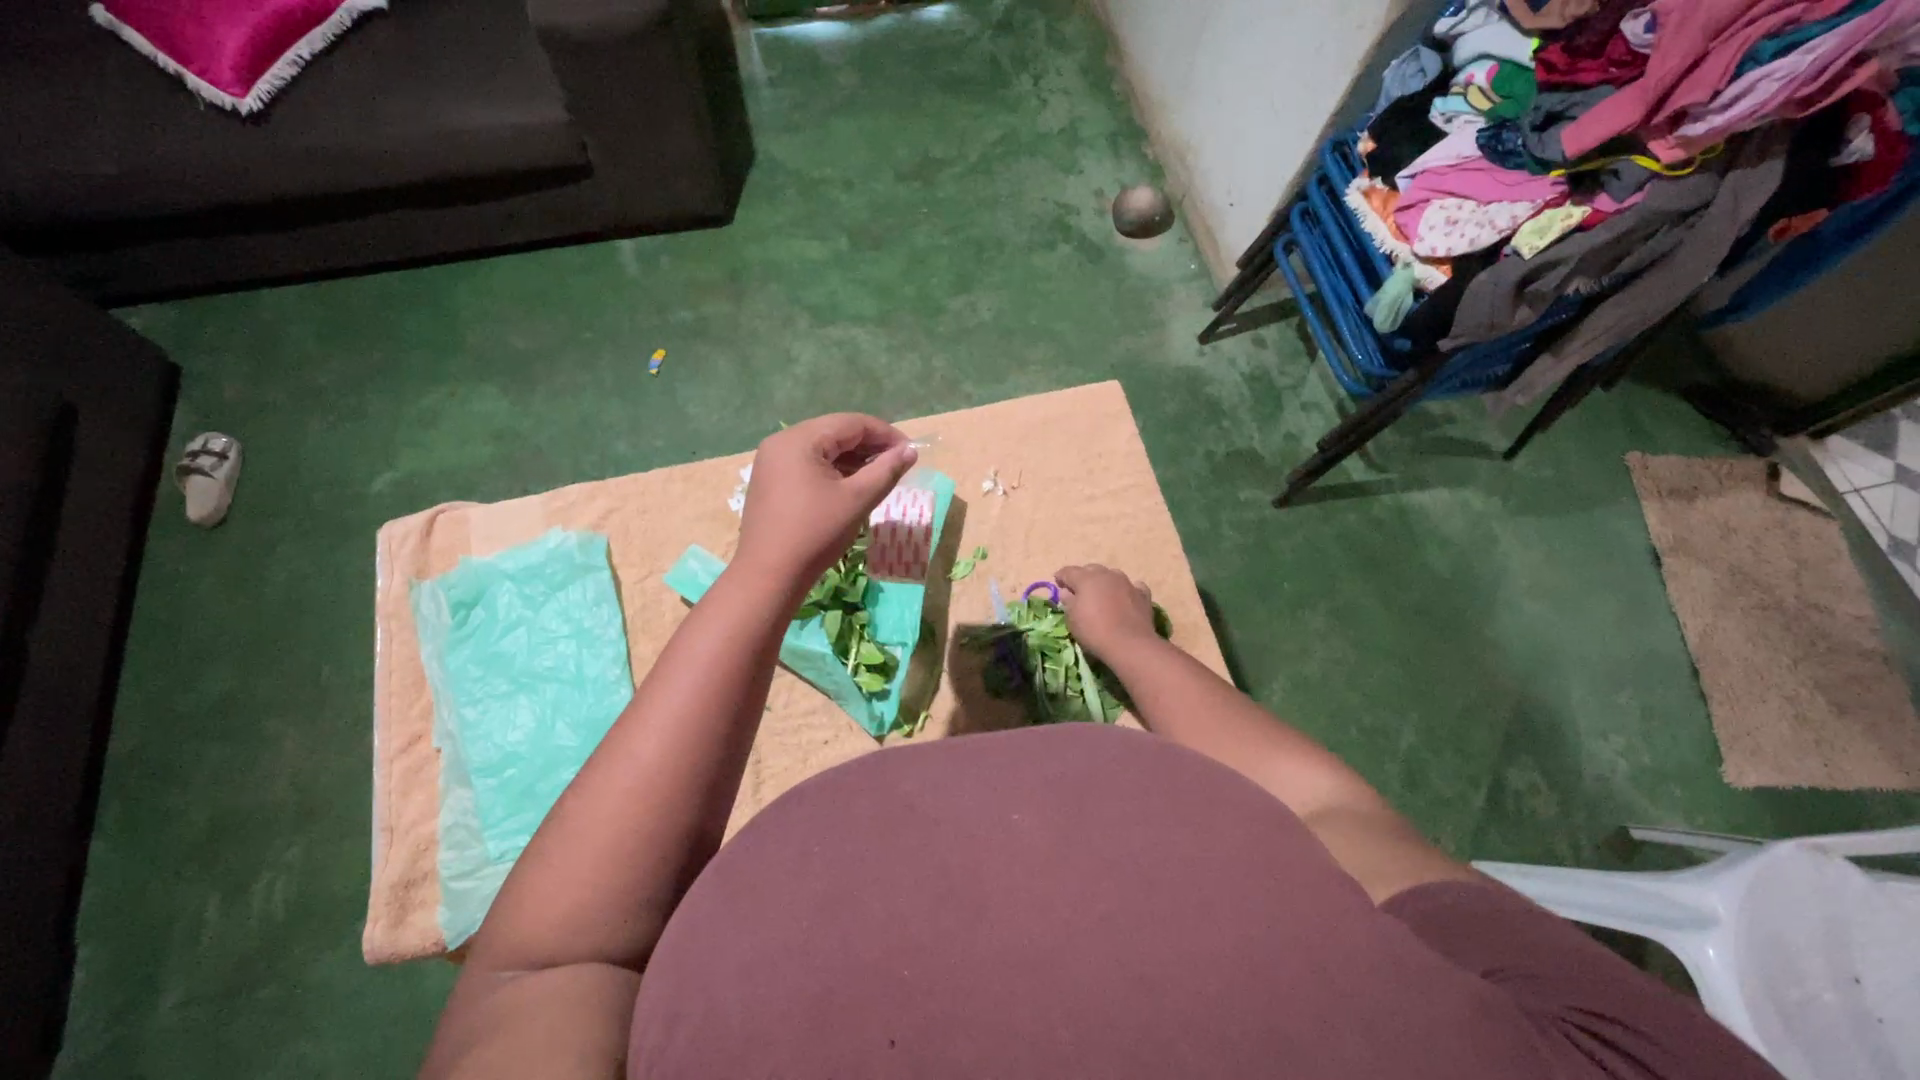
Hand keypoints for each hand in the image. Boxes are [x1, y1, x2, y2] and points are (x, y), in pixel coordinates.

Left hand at [735, 413, 916, 591]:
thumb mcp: (857, 499)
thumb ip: (886, 470)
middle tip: (897, 463)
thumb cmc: (816, 533)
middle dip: (869, 445)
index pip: (851, 423)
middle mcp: (781, 442)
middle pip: (834, 432)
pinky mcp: (770, 481)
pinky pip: (807, 464)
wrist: (769, 575)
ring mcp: (771, 462)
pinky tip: (851, 485)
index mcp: (799, 439)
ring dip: (852, 458)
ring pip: (821, 449)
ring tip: (879, 475)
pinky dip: (832, 470)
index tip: (910, 451)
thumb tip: (910, 451)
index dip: (885, 434)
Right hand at [1056, 564, 1159, 661]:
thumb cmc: (1094, 631)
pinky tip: (1125, 598)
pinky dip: (1126, 591)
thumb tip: (1067, 592)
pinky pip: (1133, 587)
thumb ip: (1068, 602)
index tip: (1058, 584)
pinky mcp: (1142, 595)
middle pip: (1091, 569)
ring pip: (1112, 575)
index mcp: (1086, 579)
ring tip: (1102, 595)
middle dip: (1083, 577)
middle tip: (1079, 590)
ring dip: (1105, 582)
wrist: (1129, 644)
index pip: (1069, 571)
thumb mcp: (1072, 619)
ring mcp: (1127, 583)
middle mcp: (1107, 575)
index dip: (1061, 577)